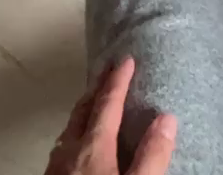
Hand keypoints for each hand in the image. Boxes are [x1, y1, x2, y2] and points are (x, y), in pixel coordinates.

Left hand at [45, 57, 177, 174]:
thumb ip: (151, 157)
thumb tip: (167, 117)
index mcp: (92, 148)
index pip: (107, 104)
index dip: (118, 81)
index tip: (126, 58)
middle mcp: (69, 152)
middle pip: (82, 111)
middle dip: (96, 89)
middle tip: (107, 72)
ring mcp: (55, 170)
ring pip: (69, 130)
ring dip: (83, 112)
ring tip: (92, 105)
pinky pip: (63, 148)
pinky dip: (74, 134)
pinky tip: (75, 149)